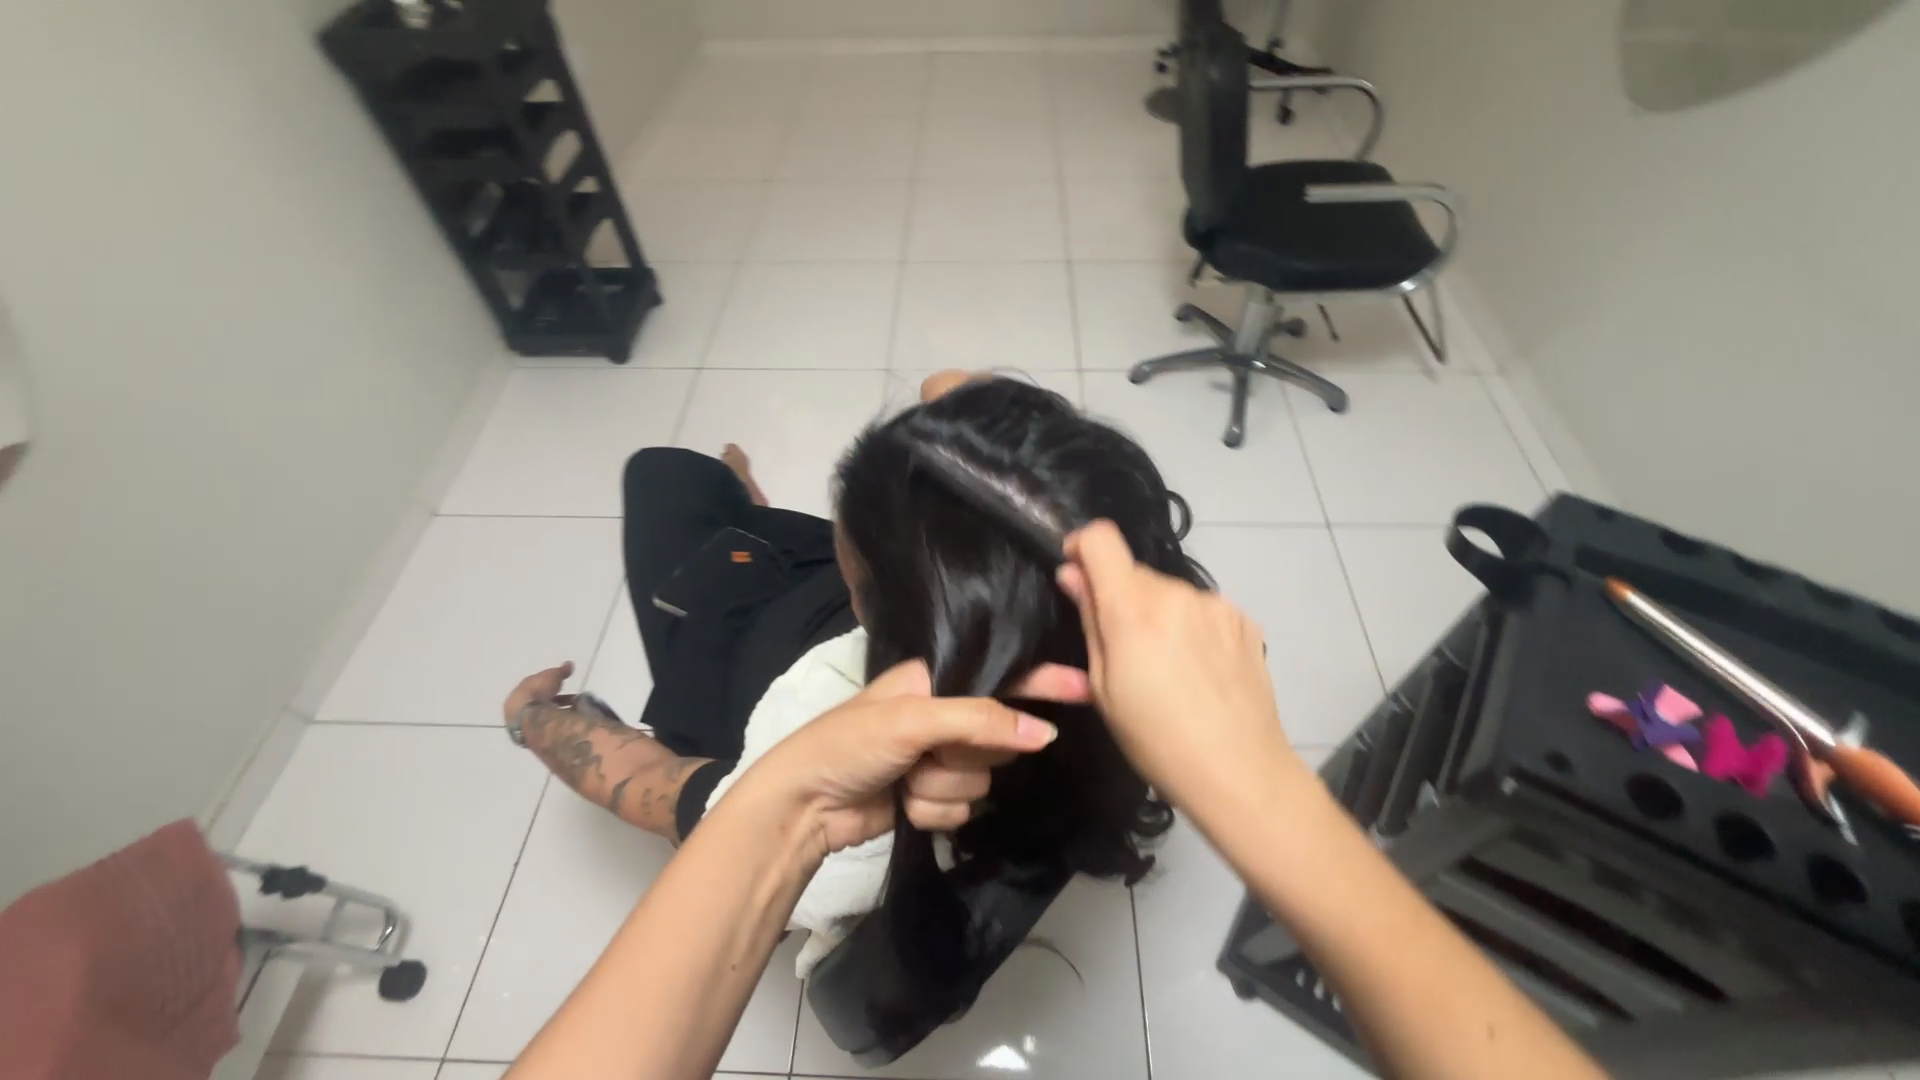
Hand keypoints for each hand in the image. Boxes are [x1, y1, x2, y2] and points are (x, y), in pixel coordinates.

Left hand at [504, 662, 574, 725]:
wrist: (532, 717)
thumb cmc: (538, 692)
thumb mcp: (552, 675)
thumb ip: (560, 671)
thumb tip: (569, 664)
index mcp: (516, 694)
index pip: (531, 688)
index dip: (547, 685)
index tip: (561, 684)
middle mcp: (516, 710)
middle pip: (537, 703)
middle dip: (553, 700)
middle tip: (570, 698)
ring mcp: (522, 725)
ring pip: (542, 716)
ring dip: (557, 712)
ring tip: (574, 709)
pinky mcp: (531, 736)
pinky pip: (547, 726)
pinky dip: (558, 722)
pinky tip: (569, 720)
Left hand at [735, 659, 1089, 858]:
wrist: (803, 807)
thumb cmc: (849, 744)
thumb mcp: (912, 720)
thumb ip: (981, 720)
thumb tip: (1045, 733)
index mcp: (935, 681)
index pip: (1002, 678)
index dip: (1043, 683)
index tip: (1085, 687)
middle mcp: (942, 716)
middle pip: (999, 738)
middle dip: (966, 754)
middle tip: (926, 752)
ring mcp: (937, 759)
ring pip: (982, 780)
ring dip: (942, 788)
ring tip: (904, 781)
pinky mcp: (931, 797)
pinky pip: (964, 809)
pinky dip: (933, 812)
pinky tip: (902, 806)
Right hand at [1055, 521, 1307, 813]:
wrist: (1239, 771)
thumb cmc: (1156, 739)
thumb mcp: (1104, 687)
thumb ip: (1089, 620)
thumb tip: (1072, 574)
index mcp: (1134, 609)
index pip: (1101, 538)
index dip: (1082, 547)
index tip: (1077, 576)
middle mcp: (1177, 593)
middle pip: (1135, 571)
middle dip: (1121, 597)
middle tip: (1125, 650)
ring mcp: (1216, 604)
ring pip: (1169, 592)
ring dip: (1158, 614)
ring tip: (1168, 667)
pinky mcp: (1244, 619)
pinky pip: (1201, 610)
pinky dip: (1190, 627)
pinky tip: (1199, 669)